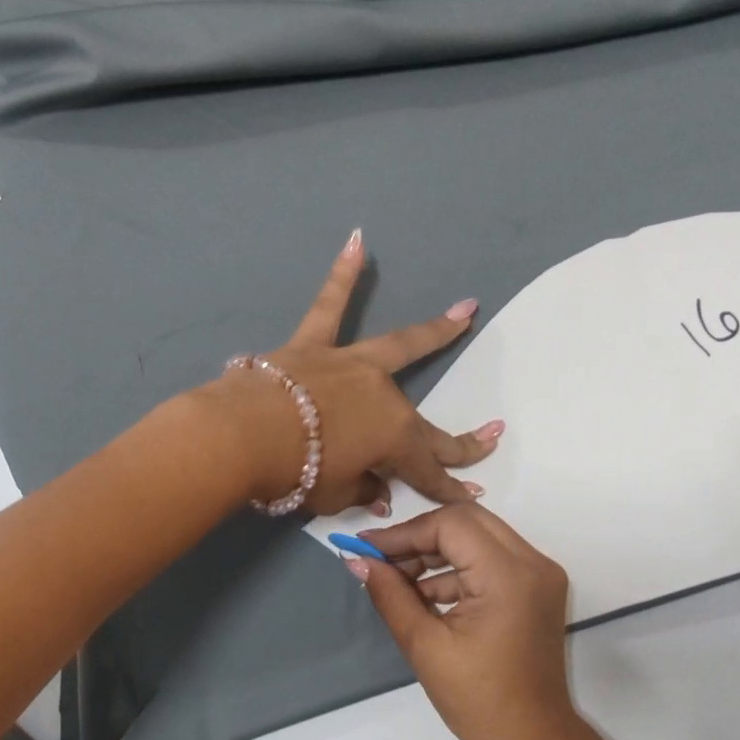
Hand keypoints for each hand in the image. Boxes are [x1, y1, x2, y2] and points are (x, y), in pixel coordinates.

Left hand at [205, 229, 503, 515]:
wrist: (245, 436)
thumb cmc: (296, 474)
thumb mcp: (334, 496)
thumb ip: (361, 490)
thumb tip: (378, 490)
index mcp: (393, 439)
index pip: (428, 471)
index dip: (449, 489)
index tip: (472, 496)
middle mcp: (382, 395)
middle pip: (422, 424)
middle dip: (459, 441)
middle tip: (493, 435)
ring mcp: (350, 365)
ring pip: (397, 346)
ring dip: (434, 332)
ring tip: (463, 311)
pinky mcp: (311, 347)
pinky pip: (328, 307)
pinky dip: (343, 275)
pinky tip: (357, 242)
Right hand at [351, 503, 586, 739]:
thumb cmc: (477, 699)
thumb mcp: (424, 645)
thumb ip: (390, 595)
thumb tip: (357, 561)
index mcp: (509, 576)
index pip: (451, 525)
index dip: (404, 533)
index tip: (367, 549)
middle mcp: (533, 564)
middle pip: (467, 521)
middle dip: (420, 535)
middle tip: (382, 558)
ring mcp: (539, 575)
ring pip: (479, 536)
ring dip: (436, 551)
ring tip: (397, 579)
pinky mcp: (536, 589)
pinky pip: (490, 559)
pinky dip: (455, 568)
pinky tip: (422, 593)